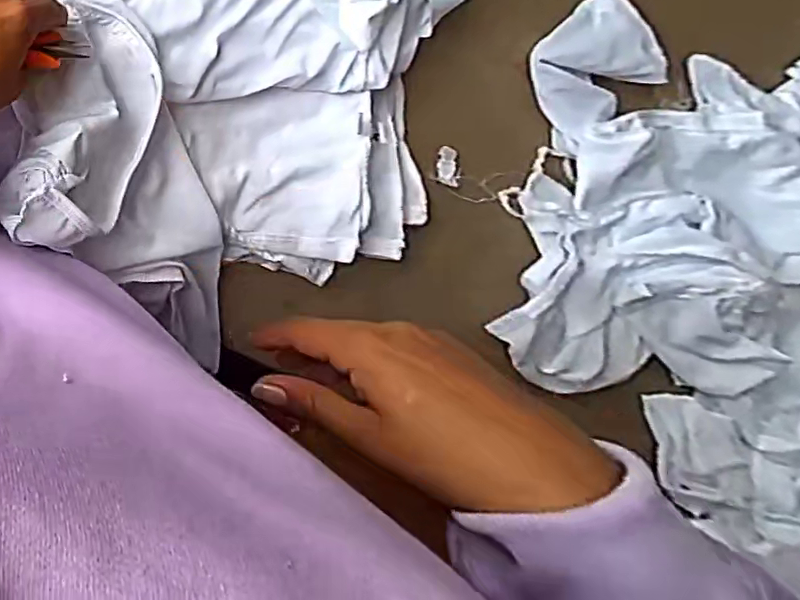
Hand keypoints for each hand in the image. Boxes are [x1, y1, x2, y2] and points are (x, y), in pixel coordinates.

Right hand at [249, 319, 621, 513]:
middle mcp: (396, 327)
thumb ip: (314, 403)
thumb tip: (267, 386)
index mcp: (369, 344)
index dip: (275, 335)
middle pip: (335, 330)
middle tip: (281, 370)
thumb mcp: (371, 436)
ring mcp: (427, 334)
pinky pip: (394, 340)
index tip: (253, 341)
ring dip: (338, 352)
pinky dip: (370, 355)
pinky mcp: (450, 347)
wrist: (546, 473)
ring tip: (324, 381)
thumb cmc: (450, 458)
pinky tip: (373, 382)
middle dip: (304, 347)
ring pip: (364, 334)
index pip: (306, 329)